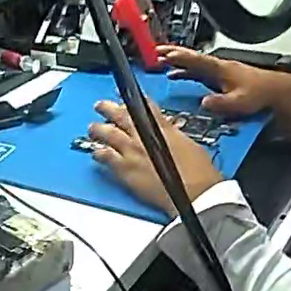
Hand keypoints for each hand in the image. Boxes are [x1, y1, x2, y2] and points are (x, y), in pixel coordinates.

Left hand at [86, 99, 223, 214]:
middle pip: (122, 116)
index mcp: (163, 128)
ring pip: (109, 134)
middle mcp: (145, 136)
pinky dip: (99, 153)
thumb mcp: (190, 144)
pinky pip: (106, 157)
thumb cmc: (198, 173)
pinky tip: (95, 153)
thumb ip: (173, 136)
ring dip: (98, 129)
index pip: (144, 106)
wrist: (192, 192)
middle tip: (101, 106)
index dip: (133, 100)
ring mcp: (133, 151)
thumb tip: (169, 135)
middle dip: (109, 109)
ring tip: (92, 128)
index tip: (125, 98)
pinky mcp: (125, 169)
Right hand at [156, 45, 284, 117]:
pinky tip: (176, 75)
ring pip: (193, 62)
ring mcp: (219, 71)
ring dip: (177, 61)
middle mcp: (219, 67)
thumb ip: (221, 102)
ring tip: (160, 61)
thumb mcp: (239, 102)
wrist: (274, 91)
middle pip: (192, 57)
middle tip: (156, 52)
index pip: (197, 60)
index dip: (180, 58)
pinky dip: (184, 70)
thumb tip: (204, 102)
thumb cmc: (259, 94)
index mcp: (222, 69)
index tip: (164, 55)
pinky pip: (197, 71)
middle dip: (174, 53)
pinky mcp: (219, 77)